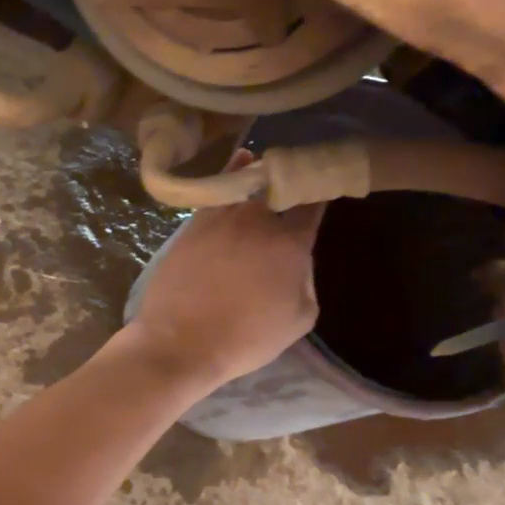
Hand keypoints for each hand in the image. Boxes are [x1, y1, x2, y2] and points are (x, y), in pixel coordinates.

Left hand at [129, 150, 325, 387]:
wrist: (180, 343)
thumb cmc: (245, 338)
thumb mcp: (298, 317)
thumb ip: (305, 278)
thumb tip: (296, 259)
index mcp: (289, 242)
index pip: (312, 204)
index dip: (319, 191)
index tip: (323, 184)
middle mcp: (255, 221)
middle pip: (276, 188)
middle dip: (286, 180)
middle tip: (291, 176)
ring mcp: (218, 220)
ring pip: (243, 185)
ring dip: (256, 172)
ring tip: (260, 160)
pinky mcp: (190, 226)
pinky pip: (213, 193)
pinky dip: (226, 176)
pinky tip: (234, 164)